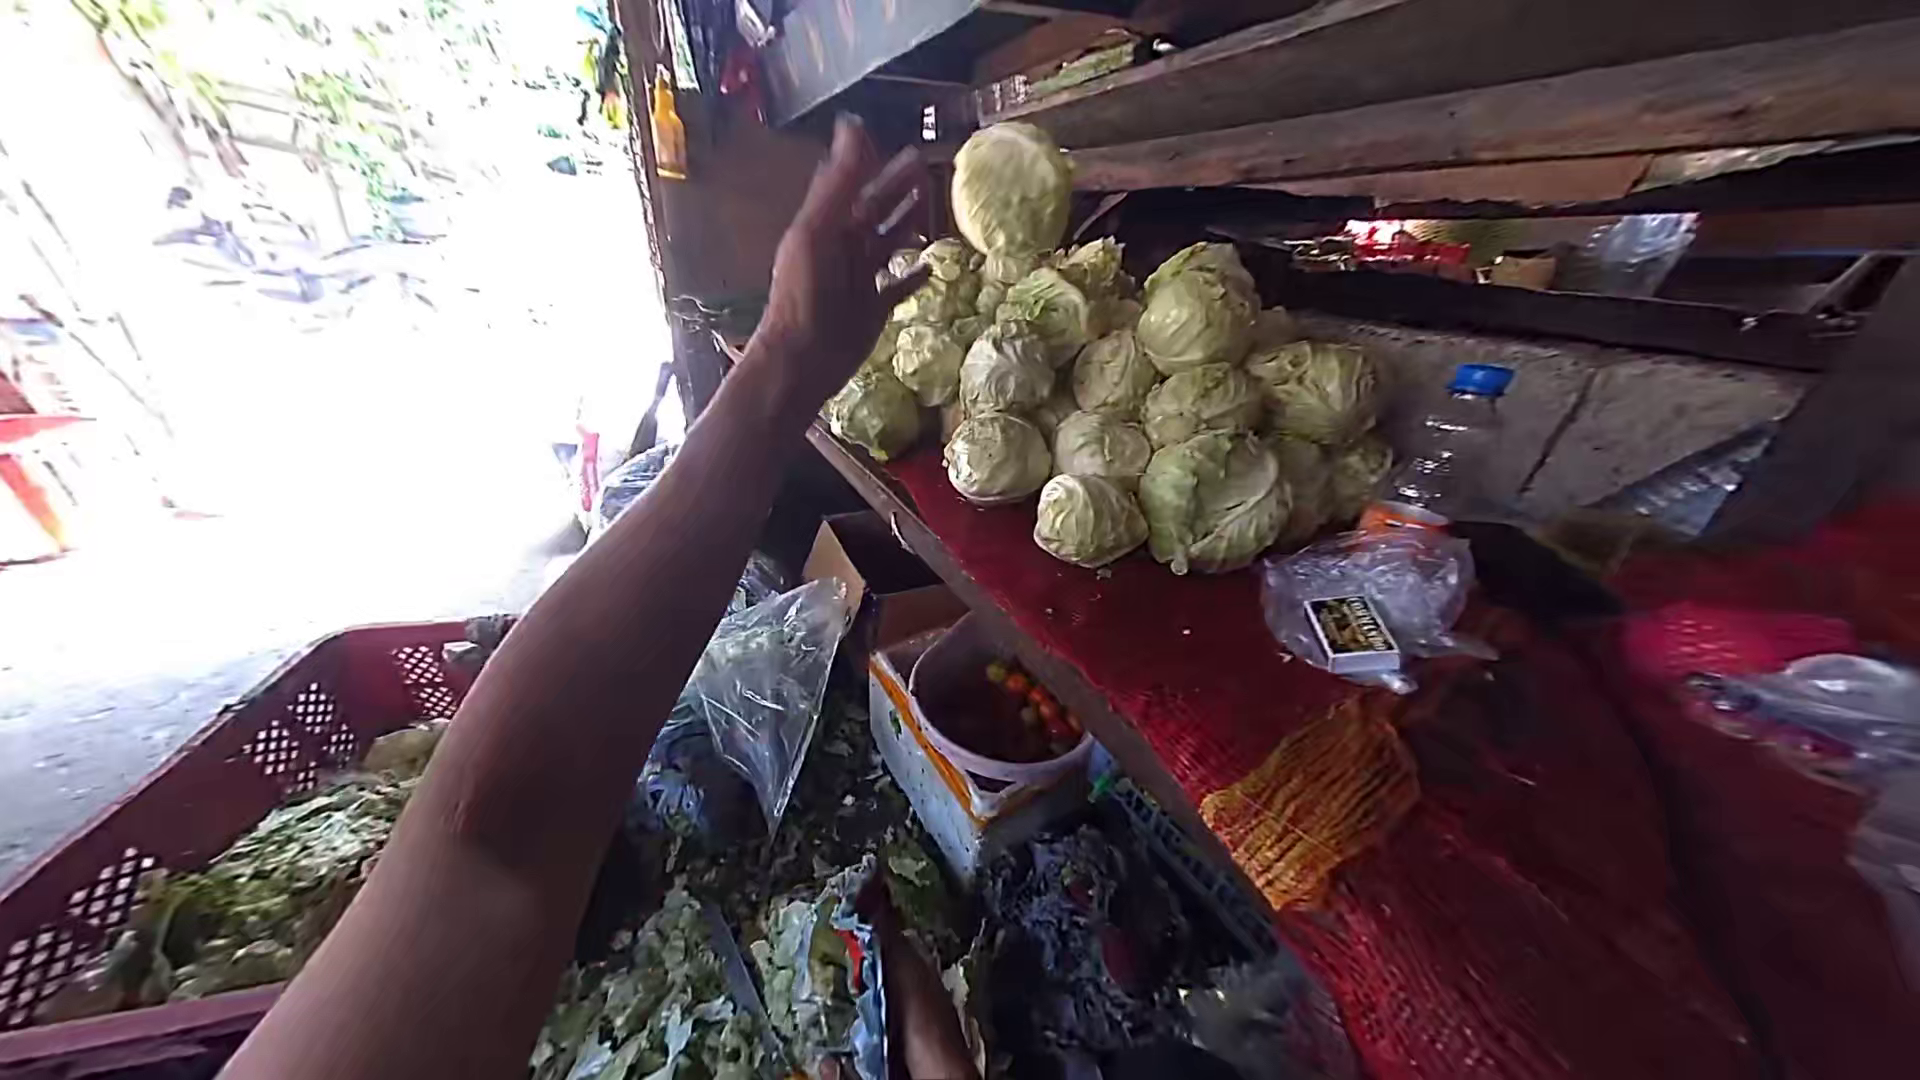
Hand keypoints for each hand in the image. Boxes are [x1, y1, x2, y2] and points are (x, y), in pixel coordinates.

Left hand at [748, 114, 931, 411]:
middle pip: (878, 213)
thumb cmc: (805, 295)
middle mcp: (845, 249)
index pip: (859, 188)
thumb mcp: (817, 232)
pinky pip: (897, 288)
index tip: (905, 148)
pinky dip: (913, 278)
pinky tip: (930, 268)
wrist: (804, 357)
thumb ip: (839, 184)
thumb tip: (853, 125)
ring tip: (932, 208)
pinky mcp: (874, 310)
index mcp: (829, 226)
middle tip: (927, 169)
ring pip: (889, 246)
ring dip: (908, 226)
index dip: (880, 168)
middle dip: (900, 191)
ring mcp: (861, 280)